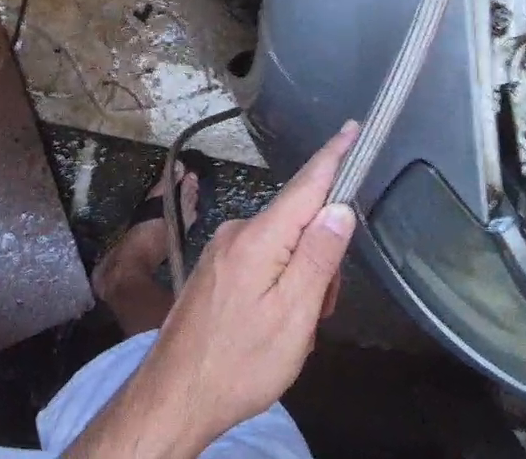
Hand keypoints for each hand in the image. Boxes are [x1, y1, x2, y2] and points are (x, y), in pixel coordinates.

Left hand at [110, 121, 360, 452]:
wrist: (173, 397)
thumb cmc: (240, 363)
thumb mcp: (293, 316)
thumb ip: (318, 258)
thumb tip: (339, 206)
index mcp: (258, 238)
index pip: (305, 186)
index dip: (332, 157)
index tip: (352, 127)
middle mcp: (236, 231)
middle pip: (297, 222)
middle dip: (320, 256)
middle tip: (319, 311)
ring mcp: (221, 249)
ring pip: (280, 245)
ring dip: (299, 278)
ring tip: (291, 330)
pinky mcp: (214, 268)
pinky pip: (261, 260)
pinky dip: (278, 284)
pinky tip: (271, 324)